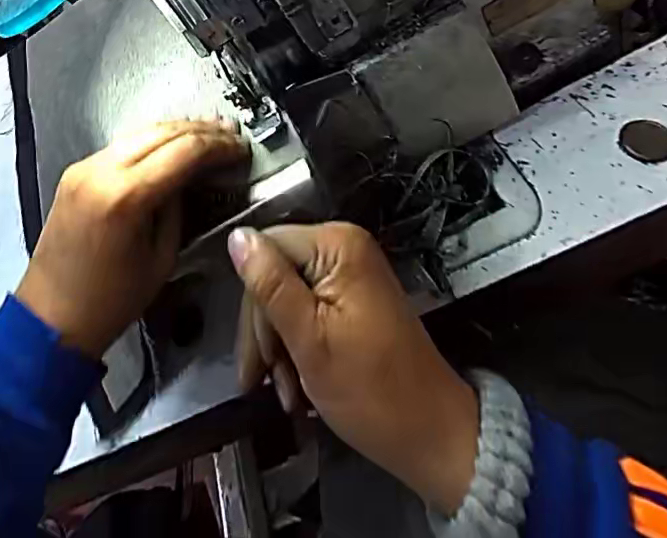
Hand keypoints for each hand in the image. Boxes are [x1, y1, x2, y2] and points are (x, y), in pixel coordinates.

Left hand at [15, 120, 246, 357]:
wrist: (48, 321)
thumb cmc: (111, 301)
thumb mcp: (163, 256)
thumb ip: (180, 206)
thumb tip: (196, 175)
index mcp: (125, 197)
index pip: (185, 150)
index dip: (220, 145)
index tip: (242, 148)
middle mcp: (101, 171)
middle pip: (164, 131)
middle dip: (204, 130)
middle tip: (232, 135)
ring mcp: (85, 167)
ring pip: (144, 130)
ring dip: (180, 129)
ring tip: (211, 133)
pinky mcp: (77, 171)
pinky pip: (126, 143)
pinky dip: (156, 139)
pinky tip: (175, 144)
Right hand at [229, 223, 477, 513]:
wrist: (428, 429)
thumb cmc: (371, 390)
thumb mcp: (309, 339)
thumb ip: (271, 285)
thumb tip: (237, 237)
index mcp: (337, 244)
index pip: (265, 248)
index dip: (252, 302)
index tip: (253, 358)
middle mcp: (346, 245)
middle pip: (275, 272)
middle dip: (266, 331)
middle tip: (265, 382)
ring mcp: (352, 270)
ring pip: (287, 295)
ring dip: (279, 345)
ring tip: (287, 391)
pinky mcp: (355, 294)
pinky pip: (309, 307)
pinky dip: (298, 345)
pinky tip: (299, 382)